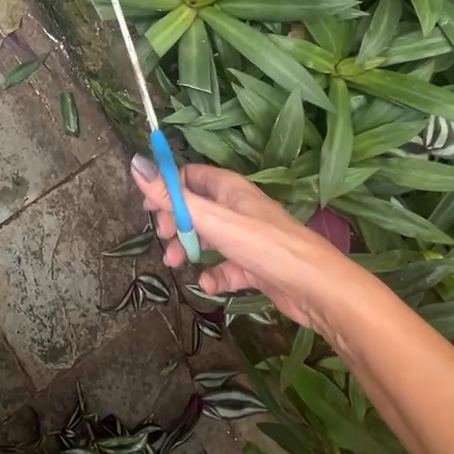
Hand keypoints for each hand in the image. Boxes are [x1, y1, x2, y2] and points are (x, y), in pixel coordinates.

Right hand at [131, 155, 381, 336]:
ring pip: (208, 238)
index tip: (149, 209)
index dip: (166, 189)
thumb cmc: (264, 245)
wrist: (319, 290)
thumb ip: (172, 196)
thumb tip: (135, 163)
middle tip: (163, 239)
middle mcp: (238, 208)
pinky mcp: (256, 265)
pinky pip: (227, 266)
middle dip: (175, 223)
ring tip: (176, 265)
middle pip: (196, 207)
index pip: (189, 177)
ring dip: (189, 249)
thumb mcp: (211, 220)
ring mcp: (248, 237)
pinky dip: (215, 275)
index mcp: (228, 188)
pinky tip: (209, 285)